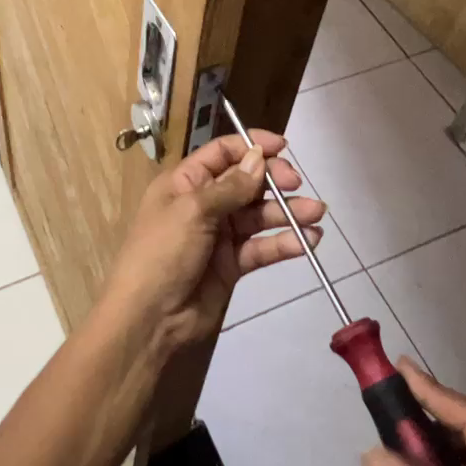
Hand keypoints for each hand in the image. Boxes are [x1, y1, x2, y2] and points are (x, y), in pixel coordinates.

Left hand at [100, 131, 325, 353]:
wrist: (148, 318)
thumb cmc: (162, 253)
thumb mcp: (192, 211)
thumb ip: (230, 187)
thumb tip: (258, 158)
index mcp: (185, 182)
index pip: (222, 153)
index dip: (251, 146)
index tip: (283, 147)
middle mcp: (204, 204)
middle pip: (246, 182)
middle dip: (274, 180)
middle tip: (296, 184)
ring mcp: (219, 235)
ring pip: (259, 216)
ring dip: (287, 213)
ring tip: (316, 214)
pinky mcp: (232, 264)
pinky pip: (262, 248)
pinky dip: (284, 243)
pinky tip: (308, 241)